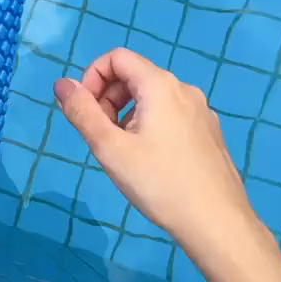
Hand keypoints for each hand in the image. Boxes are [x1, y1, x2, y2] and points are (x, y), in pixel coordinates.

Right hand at [53, 48, 266, 259]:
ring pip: (151, 97)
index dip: (92, 77)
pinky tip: (150, 162)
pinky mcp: (209, 132)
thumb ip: (82, 112)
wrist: (218, 224)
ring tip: (124, 152)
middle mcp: (184, 90)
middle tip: (101, 136)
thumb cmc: (159, 183)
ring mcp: (201, 111)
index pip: (117, 57)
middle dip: (108, 98)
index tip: (85, 112)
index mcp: (160, 85)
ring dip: (126, 114)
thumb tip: (62, 84)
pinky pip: (170, 114)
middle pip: (134, 75)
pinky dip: (149, 125)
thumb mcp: (109, 148)